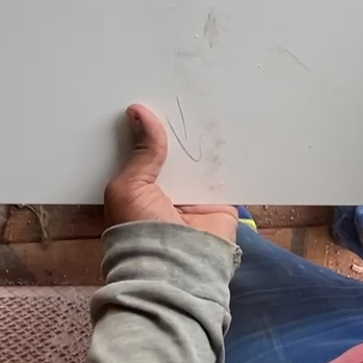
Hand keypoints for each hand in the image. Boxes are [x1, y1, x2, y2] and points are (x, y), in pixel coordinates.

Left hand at [103, 105, 238, 243]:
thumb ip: (141, 152)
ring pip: (202, 161)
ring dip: (207, 140)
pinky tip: (233, 129)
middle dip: (181, 130)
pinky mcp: (222, 202)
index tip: (158, 98)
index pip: (146, 151)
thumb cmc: (140, 231)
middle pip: (177, 153)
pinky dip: (230, 157)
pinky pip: (227, 174)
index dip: (151, 128)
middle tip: (187, 94)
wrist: (176, 268)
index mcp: (140, 188)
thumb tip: (138, 112)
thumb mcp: (129, 187)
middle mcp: (168, 190)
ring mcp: (196, 197)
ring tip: (211, 103)